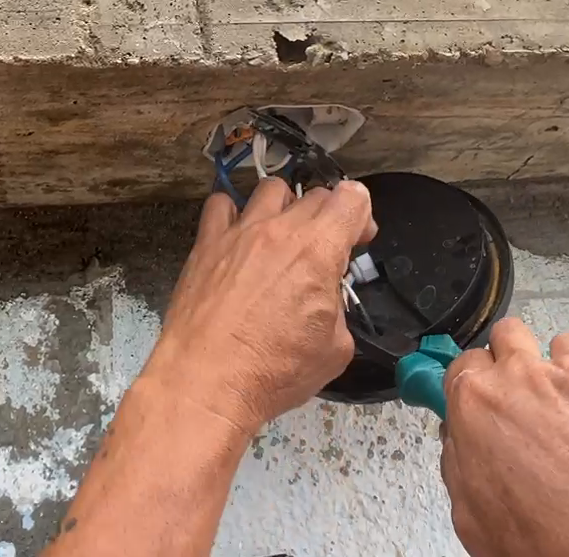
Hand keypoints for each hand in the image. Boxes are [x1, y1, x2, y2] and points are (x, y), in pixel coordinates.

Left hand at [140, 177, 376, 435]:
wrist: (206, 380)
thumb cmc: (272, 372)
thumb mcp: (335, 349)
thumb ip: (338, 307)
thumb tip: (324, 296)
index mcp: (317, 251)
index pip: (351, 198)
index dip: (362, 215)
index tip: (358, 239)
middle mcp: (279, 230)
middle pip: (315, 195)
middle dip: (328, 217)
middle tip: (325, 249)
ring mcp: (239, 231)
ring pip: (271, 188)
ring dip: (285, 206)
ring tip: (282, 236)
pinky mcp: (207, 242)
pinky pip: (221, 203)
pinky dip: (234, 212)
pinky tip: (238, 237)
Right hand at [441, 318, 568, 556]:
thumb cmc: (565, 551)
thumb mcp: (476, 521)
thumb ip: (458, 464)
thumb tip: (461, 442)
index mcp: (478, 403)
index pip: (462, 363)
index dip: (472, 383)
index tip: (480, 395)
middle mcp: (524, 377)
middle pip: (508, 335)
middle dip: (513, 360)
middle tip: (525, 395)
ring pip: (562, 346)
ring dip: (564, 373)